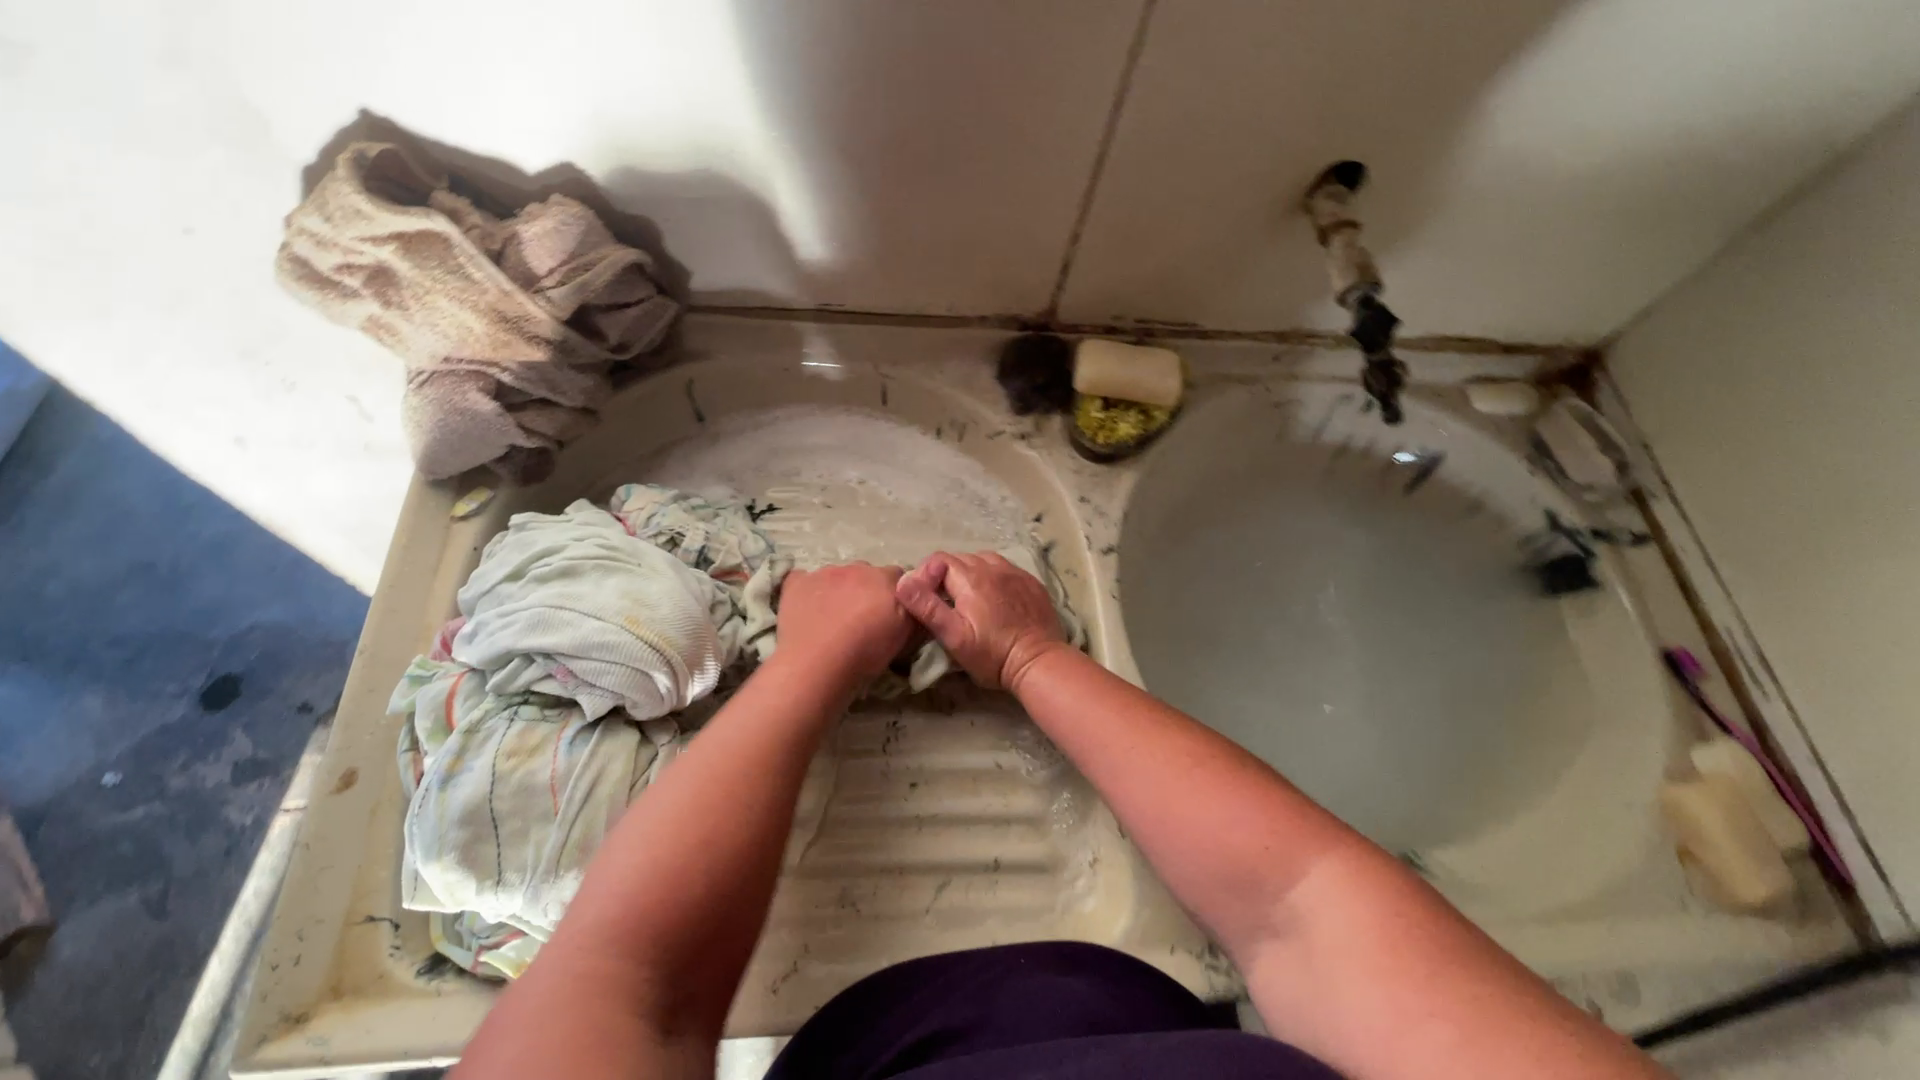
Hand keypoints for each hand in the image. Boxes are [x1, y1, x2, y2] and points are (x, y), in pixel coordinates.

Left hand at [775, 562, 914, 680]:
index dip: (895, 594)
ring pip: (837, 575)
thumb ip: (911, 610)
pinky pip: (804, 578)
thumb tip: (913, 598)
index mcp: (885, 579)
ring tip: (832, 618)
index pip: (898, 576)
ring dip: (839, 589)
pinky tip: (807, 608)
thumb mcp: (903, 636)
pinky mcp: (797, 582)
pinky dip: (808, 590)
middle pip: (867, 573)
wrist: (817, 664)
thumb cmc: (865, 653)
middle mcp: (856, 567)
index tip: (889, 613)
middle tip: (861, 618)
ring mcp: (824, 572)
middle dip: (866, 589)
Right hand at [896, 552, 1066, 691]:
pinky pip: (1006, 569)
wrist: (1039, 663)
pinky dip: (994, 577)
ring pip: (984, 560)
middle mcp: (994, 568)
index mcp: (971, 578)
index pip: (939, 560)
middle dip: (948, 575)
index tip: (927, 598)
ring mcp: (1016, 573)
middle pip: (962, 559)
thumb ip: (927, 607)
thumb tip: (903, 581)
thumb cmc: (992, 655)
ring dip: (972, 573)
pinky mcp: (1032, 583)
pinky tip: (995, 598)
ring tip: (969, 599)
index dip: (928, 575)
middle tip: (946, 603)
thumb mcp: (954, 637)